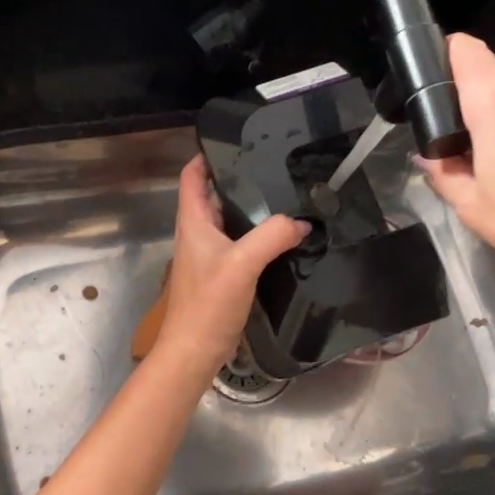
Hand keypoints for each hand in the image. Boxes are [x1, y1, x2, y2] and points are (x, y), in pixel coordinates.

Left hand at [154, 157, 309, 372]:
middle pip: (214, 196)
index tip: (235, 143)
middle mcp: (197, 234)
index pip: (192, 176)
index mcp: (193, 222)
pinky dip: (257, 237)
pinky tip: (282, 238)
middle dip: (239, 181)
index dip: (206, 156)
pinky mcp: (221, 275)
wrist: (194, 352)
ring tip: (284, 197)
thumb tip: (302, 221)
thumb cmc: (208, 305)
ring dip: (251, 210)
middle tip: (274, 169)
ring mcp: (209, 255)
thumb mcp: (242, 264)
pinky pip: (240, 245)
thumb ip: (272, 236)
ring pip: (230, 222)